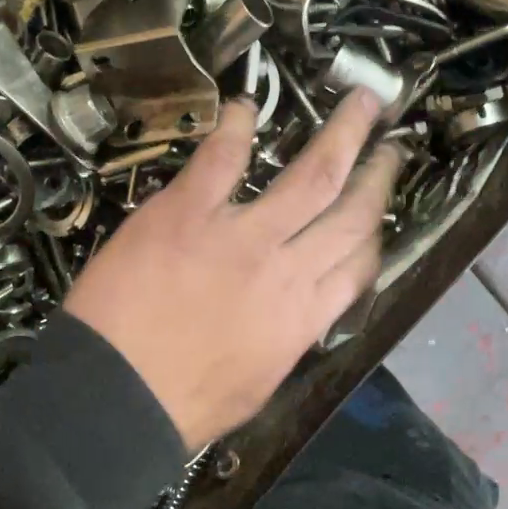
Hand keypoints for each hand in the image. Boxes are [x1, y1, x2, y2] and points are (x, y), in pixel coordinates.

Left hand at [64, 89, 402, 452]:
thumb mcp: (256, 382)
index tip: (376, 212)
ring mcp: (240, 235)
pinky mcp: (187, 212)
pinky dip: (236, 128)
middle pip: (351, 212)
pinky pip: (221, 159)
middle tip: (390, 144)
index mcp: (303, 318)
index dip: (373, 233)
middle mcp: (287, 270)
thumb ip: (284, 339)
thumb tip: (294, 315)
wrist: (117, 395)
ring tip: (359, 104)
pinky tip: (245, 107)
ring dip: (342, 134)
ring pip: (311, 175)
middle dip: (378, 173)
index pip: (359, 264)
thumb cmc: (184, 404)